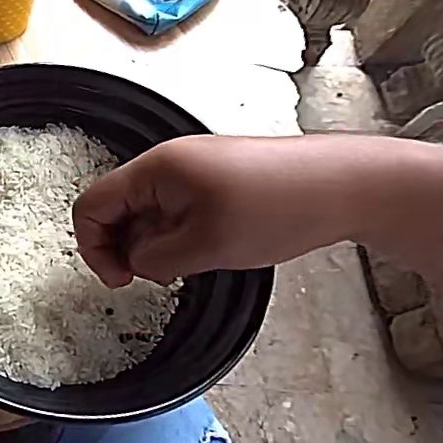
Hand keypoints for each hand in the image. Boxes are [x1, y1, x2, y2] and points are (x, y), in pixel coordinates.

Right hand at [72, 134, 394, 286]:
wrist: (351, 185)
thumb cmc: (286, 205)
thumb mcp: (207, 246)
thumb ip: (154, 259)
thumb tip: (135, 262)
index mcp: (155, 169)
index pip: (91, 205)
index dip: (93, 248)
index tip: (119, 279)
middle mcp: (166, 163)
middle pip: (115, 209)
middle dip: (126, 248)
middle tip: (152, 277)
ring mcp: (188, 170)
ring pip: (144, 213)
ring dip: (153, 244)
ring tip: (187, 264)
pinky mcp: (209, 179)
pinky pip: (171, 211)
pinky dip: (175, 235)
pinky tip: (202, 251)